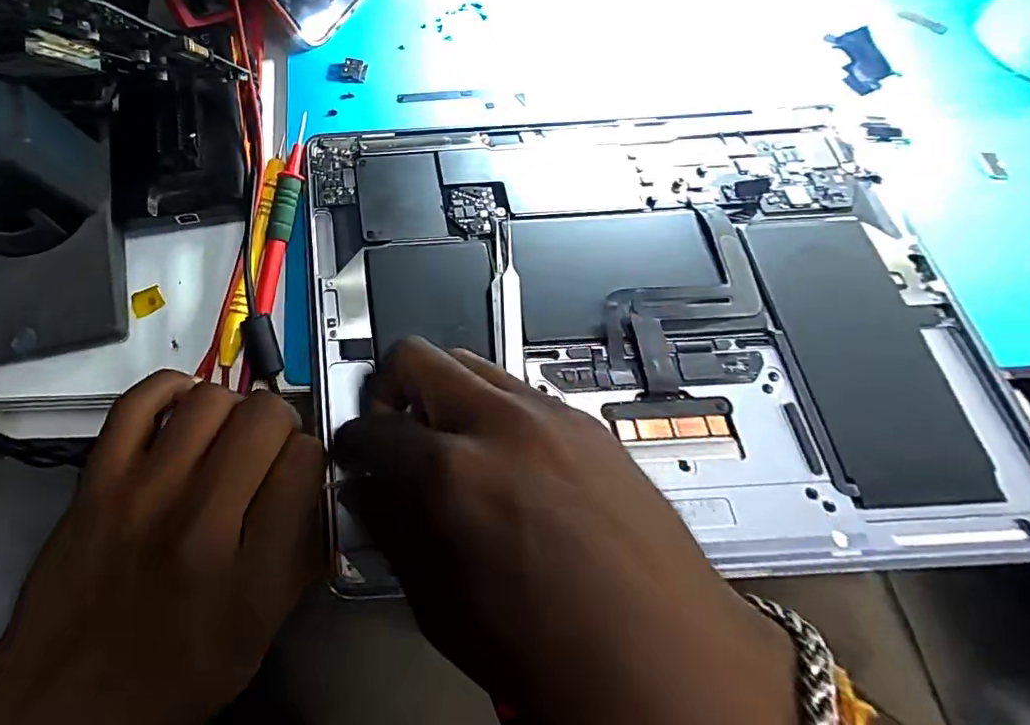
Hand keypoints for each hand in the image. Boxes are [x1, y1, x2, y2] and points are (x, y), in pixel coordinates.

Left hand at [0, 371, 324, 724]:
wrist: (69, 695)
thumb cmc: (173, 670)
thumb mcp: (257, 633)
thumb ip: (299, 556)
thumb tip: (316, 481)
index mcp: (248, 579)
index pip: (304, 466)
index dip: (309, 457)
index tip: (298, 466)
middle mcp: (197, 525)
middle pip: (262, 421)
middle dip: (278, 424)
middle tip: (265, 445)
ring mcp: (141, 492)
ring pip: (208, 400)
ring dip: (229, 406)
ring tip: (225, 430)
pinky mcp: (98, 475)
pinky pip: (139, 399)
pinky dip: (169, 388)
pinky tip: (183, 403)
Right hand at [332, 339, 796, 724]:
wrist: (677, 673)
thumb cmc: (554, 658)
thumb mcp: (443, 606)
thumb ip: (393, 530)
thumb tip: (366, 490)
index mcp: (457, 475)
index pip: (374, 427)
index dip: (352, 442)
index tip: (354, 452)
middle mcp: (502, 426)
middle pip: (413, 358)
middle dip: (387, 389)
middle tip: (391, 429)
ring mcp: (551, 417)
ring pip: (467, 361)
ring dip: (441, 392)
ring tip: (447, 440)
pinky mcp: (587, 424)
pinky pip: (517, 390)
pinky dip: (491, 409)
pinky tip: (502, 457)